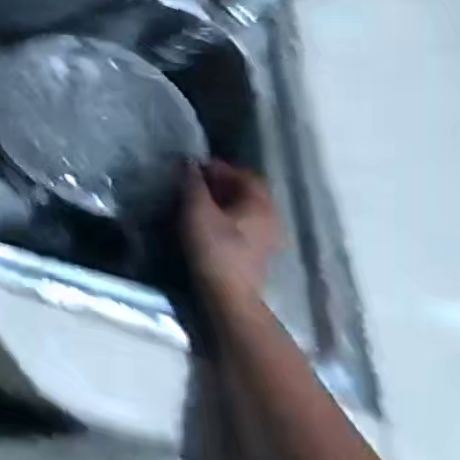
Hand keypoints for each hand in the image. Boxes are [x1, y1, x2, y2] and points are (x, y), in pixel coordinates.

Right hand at [182, 160, 280, 300]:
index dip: (219, 167)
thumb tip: (188, 163)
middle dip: (220, 182)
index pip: (244, 175)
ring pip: (245, 207)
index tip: (193, 166)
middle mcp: (271, 218)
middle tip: (193, 180)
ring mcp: (267, 237)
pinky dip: (226, 214)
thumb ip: (192, 183)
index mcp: (261, 204)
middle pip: (247, 191)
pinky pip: (243, 222)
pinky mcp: (257, 252)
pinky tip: (207, 219)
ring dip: (222, 198)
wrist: (229, 296)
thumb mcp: (197, 209)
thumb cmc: (214, 247)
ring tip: (196, 198)